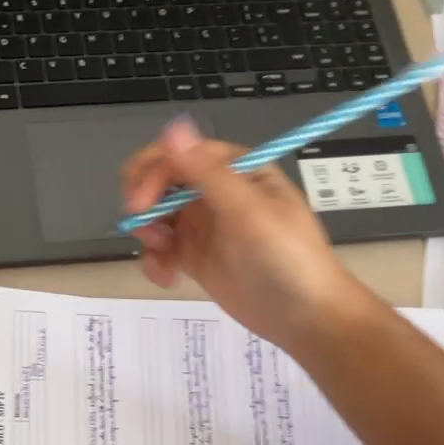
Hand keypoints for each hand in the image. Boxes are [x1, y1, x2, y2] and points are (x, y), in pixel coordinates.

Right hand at [121, 117, 371, 347]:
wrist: (304, 317)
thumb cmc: (286, 258)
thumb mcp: (248, 213)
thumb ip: (208, 173)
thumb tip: (174, 128)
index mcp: (235, 171)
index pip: (180, 155)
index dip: (153, 174)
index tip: (138, 204)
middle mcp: (216, 193)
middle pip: (162, 182)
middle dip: (145, 204)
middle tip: (144, 232)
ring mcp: (204, 226)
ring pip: (157, 217)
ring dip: (148, 235)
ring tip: (162, 260)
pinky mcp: (196, 258)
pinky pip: (162, 250)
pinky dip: (155, 261)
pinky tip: (166, 278)